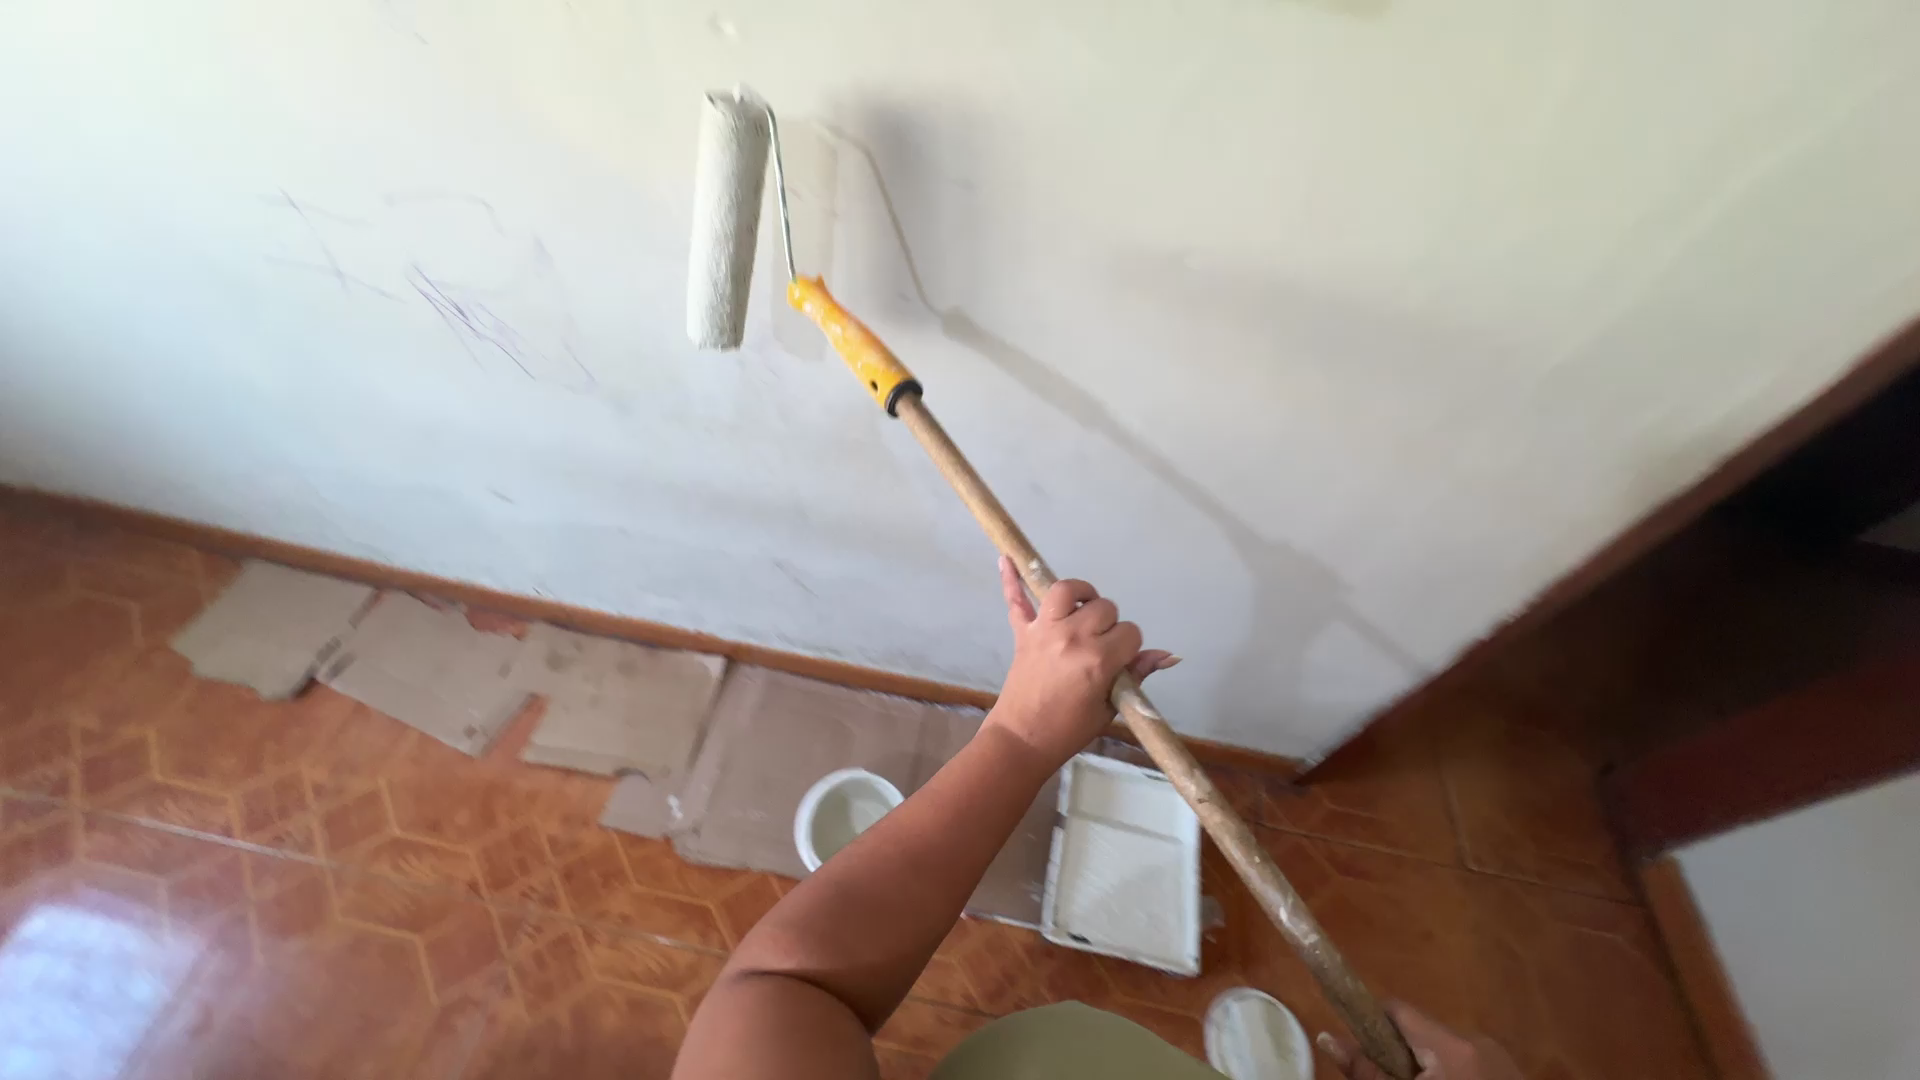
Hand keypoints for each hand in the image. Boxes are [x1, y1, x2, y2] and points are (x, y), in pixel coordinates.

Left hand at [983, 555, 1178, 769]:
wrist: (1023, 738)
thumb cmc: (1069, 729)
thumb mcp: (1110, 706)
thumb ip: (1136, 674)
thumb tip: (1170, 656)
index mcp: (1097, 659)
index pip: (1130, 631)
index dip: (1130, 645)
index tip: (1120, 660)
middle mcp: (1071, 637)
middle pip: (1103, 607)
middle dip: (1109, 623)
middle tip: (1101, 645)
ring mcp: (1044, 631)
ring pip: (1065, 590)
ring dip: (1079, 594)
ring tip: (1082, 609)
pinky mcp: (1022, 633)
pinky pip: (1015, 601)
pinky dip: (1010, 579)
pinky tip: (1005, 559)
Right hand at [1318, 1003, 1523, 1079]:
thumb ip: (1367, 1072)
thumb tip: (1326, 1038)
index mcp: (1451, 1045)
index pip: (1395, 1010)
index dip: (1372, 1025)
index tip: (1365, 1054)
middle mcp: (1478, 1042)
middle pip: (1419, 1034)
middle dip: (1400, 1059)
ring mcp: (1502, 1062)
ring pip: (1444, 1055)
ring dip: (1427, 1074)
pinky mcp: (1515, 1079)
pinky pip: (1468, 1070)